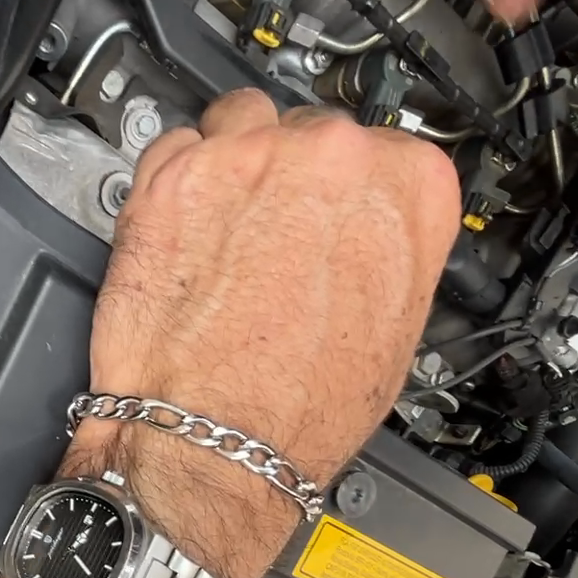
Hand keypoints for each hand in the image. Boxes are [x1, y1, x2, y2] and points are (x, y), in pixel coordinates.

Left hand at [68, 91, 457, 577]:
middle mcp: (333, 159)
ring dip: (225, 173)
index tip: (314, 212)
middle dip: (277, 184)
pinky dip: (167, 188)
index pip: (374, 152)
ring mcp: (250, 163)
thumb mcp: (388, 334)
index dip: (333, 193)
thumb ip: (381, 257)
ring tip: (210, 240)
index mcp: (410, 191)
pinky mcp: (174, 183)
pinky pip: (171, 152)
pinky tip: (173, 241)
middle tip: (253, 242)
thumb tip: (357, 239)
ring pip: (237, 129)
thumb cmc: (294, 416)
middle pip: (301, 136)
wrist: (213, 448)